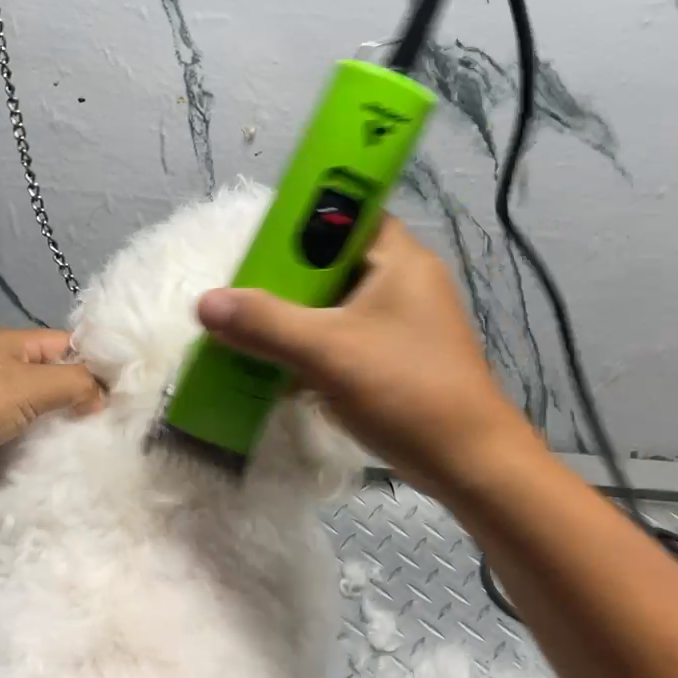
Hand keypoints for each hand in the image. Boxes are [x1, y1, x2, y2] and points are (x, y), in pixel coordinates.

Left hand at [0, 328, 102, 492]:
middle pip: (50, 375)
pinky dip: (23, 439)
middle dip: (75, 398)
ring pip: (28, 404)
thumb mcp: (32, 387)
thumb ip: (74, 385)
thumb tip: (103, 394)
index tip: (122, 396)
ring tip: (78, 446)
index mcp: (16, 342)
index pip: (70, 346)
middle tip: (105, 427)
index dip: (97, 366)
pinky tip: (38, 458)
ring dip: (48, 422)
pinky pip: (7, 427)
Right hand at [194, 219, 535, 497]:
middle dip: (286, 277)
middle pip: (332, 261)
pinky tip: (276, 366)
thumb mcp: (327, 351)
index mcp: (399, 258)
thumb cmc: (406, 392)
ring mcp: (401, 322)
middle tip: (241, 288)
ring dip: (294, 316)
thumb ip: (265, 323)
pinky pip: (343, 336)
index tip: (257, 239)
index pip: (347, 211)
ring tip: (247, 326)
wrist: (472, 467)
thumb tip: (204, 303)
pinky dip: (311, 346)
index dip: (301, 218)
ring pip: (334, 303)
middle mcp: (403, 280)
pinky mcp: (395, 356)